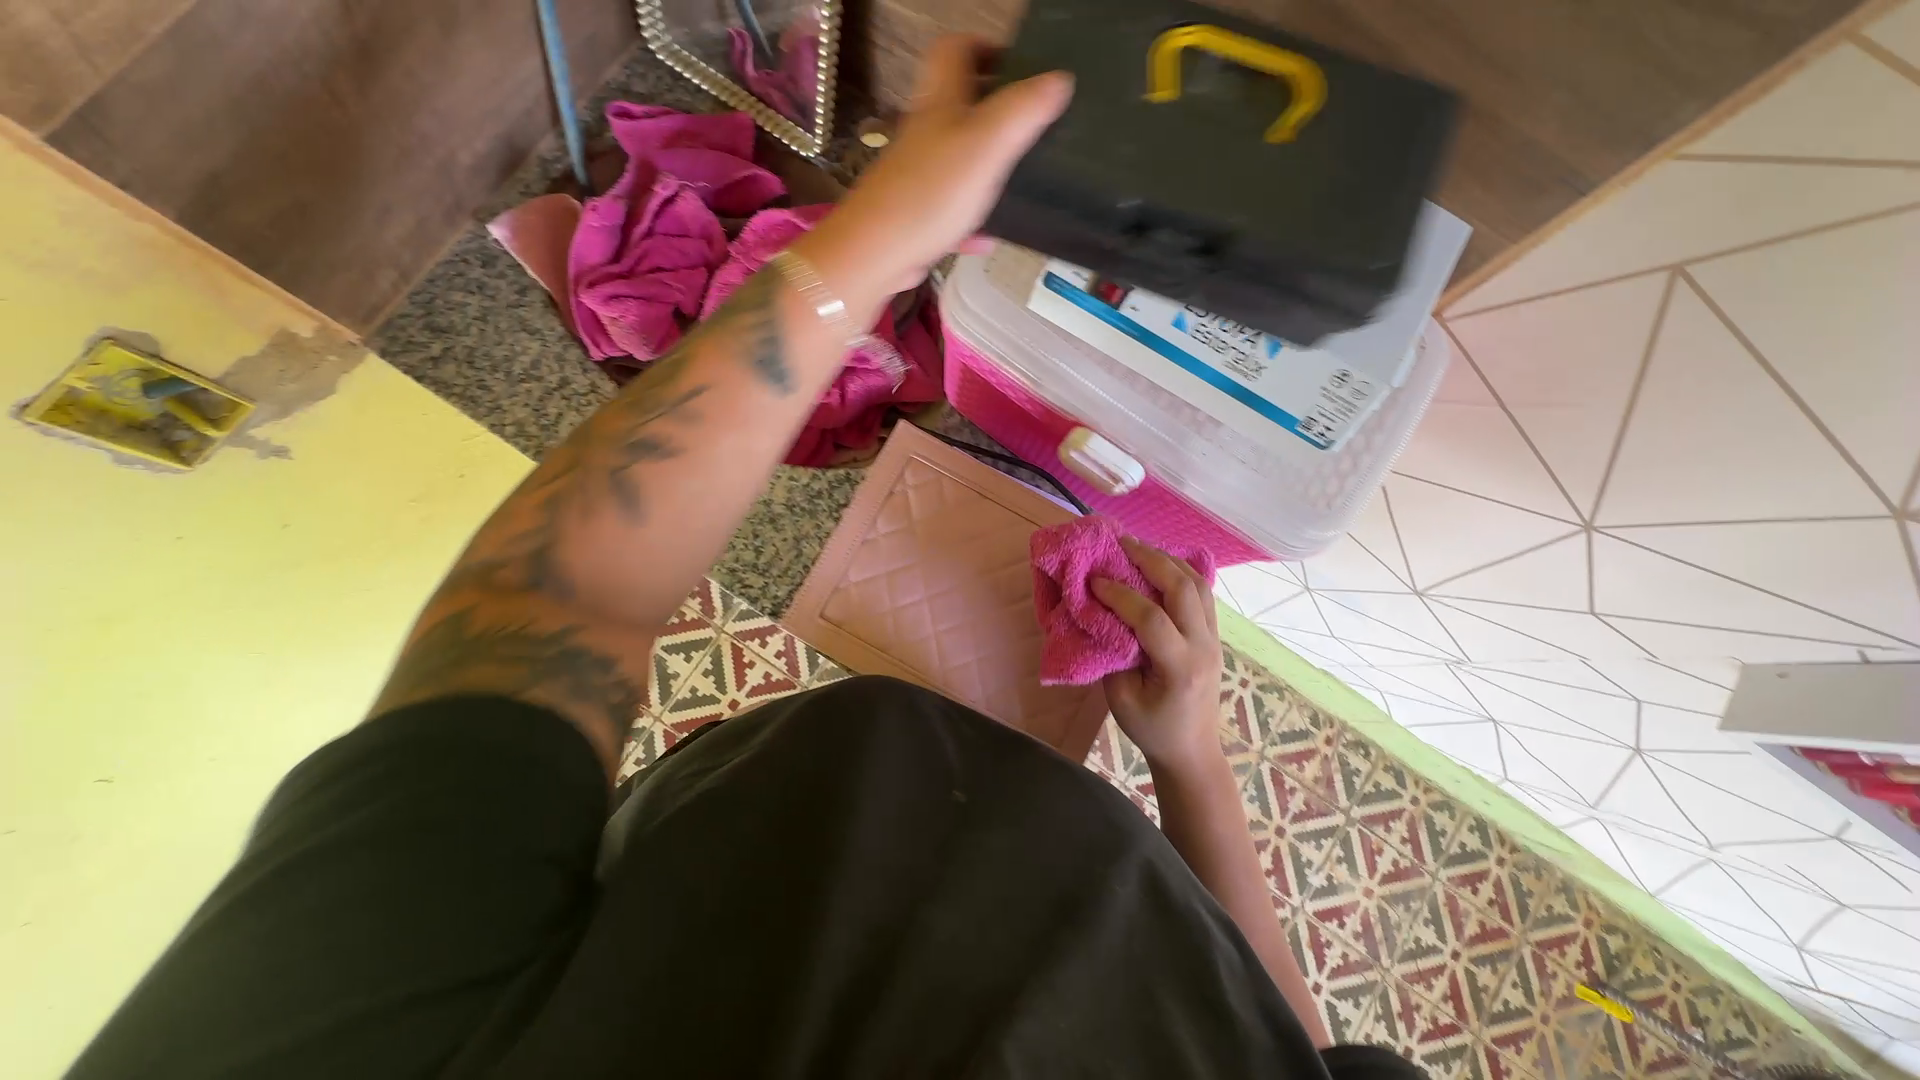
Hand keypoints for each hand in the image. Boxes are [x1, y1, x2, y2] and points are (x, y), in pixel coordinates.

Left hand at [791, 36, 1072, 303]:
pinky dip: (971, 221)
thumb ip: (1023, 111)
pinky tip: (989, 239)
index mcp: (940, 102)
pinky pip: (948, 210)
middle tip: (1030, 126)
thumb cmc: (932, 193)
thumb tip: (1059, 78)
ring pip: (955, 159)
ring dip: (986, 167)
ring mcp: (915, 174)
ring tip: (1018, 181)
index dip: (986, 48)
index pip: (955, 51)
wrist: (873, 253)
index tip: (1019, 68)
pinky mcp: (911, 213)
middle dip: (994, 110)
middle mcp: (924, 131)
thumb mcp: (987, 146)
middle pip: (957, 106)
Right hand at [1094, 537, 1223, 772]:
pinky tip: (1159, 565)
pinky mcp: (1213, 635)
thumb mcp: (1121, 699)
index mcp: (1180, 667)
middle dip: (1150, 560)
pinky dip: (1180, 572)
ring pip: (1198, 584)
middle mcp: (1203, 646)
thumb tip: (1098, 615)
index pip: (1152, 619)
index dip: (1120, 595)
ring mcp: (1214, 638)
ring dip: (1168, 561)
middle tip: (1120, 544)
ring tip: (1139, 548)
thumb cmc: (1152, 729)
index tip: (1094, 582)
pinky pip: (1201, 593)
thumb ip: (1111, 654)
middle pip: (1184, 588)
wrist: (1192, 750)